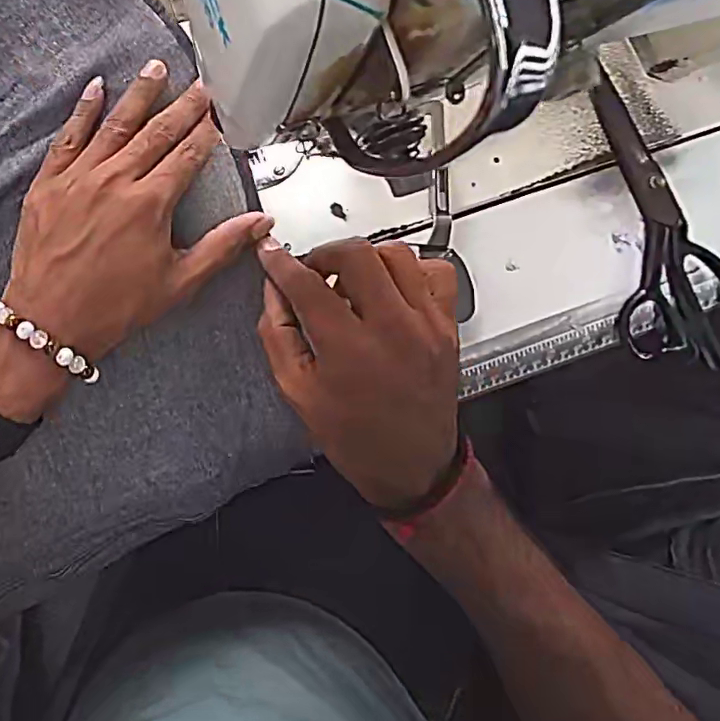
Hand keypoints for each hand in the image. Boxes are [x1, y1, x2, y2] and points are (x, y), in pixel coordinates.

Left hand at [0, 59, 273, 423]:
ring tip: (156, 67)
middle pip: (157, 131)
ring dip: (139, 94)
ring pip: (115, 124)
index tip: (217, 114)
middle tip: (198, 84)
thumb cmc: (111, 307)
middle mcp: (115, 181)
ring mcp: (79, 178)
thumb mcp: (177, 283)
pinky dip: (83, 110)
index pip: (187, 153)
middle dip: (182, 104)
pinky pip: (69, 137)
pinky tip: (95, 88)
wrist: (48, 321)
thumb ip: (221, 246)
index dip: (206, 130)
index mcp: (149, 204)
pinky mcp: (49, 183)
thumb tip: (259, 224)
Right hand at [254, 238, 460, 511]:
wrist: (412, 466)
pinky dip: (410, 269)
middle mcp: (392, 330)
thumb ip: (278, 333)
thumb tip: (274, 292)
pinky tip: (391, 287)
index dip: (281, 263)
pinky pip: (435, 271)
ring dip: (364, 259)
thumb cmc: (357, 437)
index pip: (306, 283)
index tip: (272, 255)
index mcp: (348, 349)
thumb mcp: (297, 391)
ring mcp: (425, 325)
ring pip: (395, 254)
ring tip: (350, 281)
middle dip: (323, 254)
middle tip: (312, 271)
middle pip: (355, 253)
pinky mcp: (447, 327)